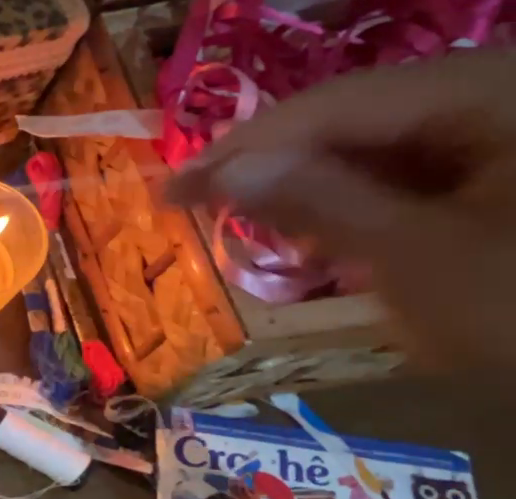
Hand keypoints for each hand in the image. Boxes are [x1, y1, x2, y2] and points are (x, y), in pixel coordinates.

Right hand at [167, 50, 515, 373]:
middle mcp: (512, 89)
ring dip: (316, 182)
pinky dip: (367, 196)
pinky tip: (328, 228)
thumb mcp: (414, 258)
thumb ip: (318, 203)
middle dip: (278, 162)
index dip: (244, 146)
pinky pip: (427, 163)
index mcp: (498, 91)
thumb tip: (227, 170)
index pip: (338, 104)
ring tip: (251, 225)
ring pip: (391, 140)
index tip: (168, 192)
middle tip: (200, 209)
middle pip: (365, 113)